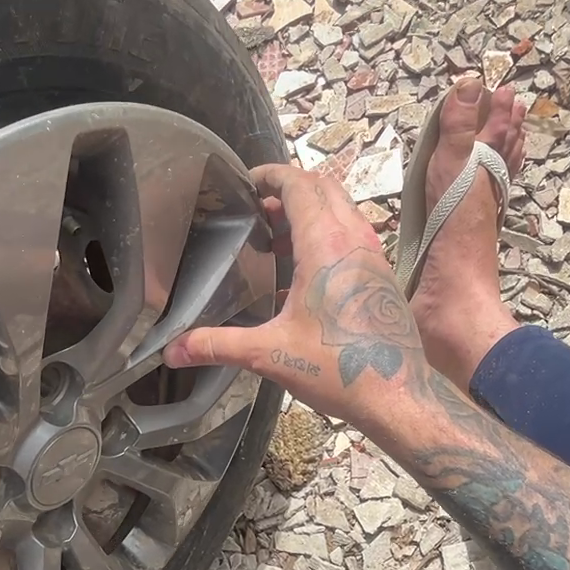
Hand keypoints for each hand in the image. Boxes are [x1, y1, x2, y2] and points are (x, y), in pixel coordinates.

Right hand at [162, 163, 423, 427]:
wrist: (396, 394)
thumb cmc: (337, 368)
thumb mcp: (269, 354)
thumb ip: (219, 346)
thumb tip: (173, 351)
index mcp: (325, 244)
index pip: (298, 185)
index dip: (271, 175)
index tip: (247, 181)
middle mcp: (353, 239)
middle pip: (323, 188)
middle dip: (289, 189)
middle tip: (257, 208)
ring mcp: (372, 256)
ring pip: (342, 210)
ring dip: (310, 211)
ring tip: (276, 236)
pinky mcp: (381, 276)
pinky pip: (352, 236)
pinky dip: (327, 235)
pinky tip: (303, 273)